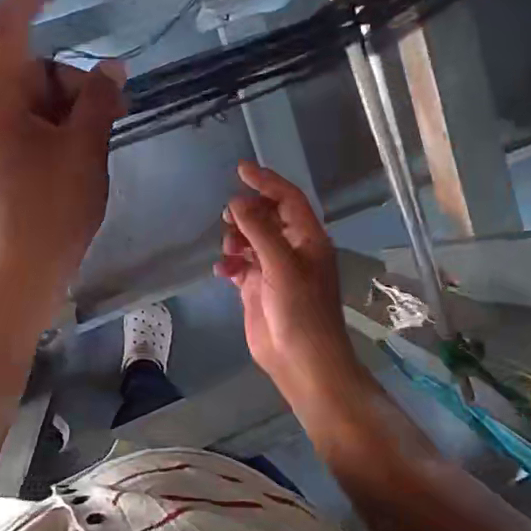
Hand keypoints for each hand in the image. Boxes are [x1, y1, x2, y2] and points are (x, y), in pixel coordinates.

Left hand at [0, 0, 125, 297]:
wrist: (26, 268)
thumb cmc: (54, 207)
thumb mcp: (85, 148)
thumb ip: (98, 100)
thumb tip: (112, 68)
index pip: (9, 27)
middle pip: (35, 69)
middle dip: (76, 82)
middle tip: (116, 110)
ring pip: (39, 98)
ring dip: (74, 108)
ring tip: (102, 140)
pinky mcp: (0, 157)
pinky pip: (33, 123)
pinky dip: (62, 127)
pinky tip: (84, 151)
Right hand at [216, 161, 365, 400]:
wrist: (301, 360)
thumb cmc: (300, 310)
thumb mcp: (282, 265)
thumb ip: (259, 231)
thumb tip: (237, 202)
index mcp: (309, 239)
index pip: (288, 199)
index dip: (267, 182)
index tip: (240, 170)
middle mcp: (293, 250)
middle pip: (268, 217)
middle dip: (247, 212)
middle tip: (228, 215)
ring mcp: (274, 270)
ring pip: (251, 240)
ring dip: (236, 238)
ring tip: (227, 247)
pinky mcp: (258, 290)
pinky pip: (240, 266)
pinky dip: (230, 264)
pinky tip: (221, 270)